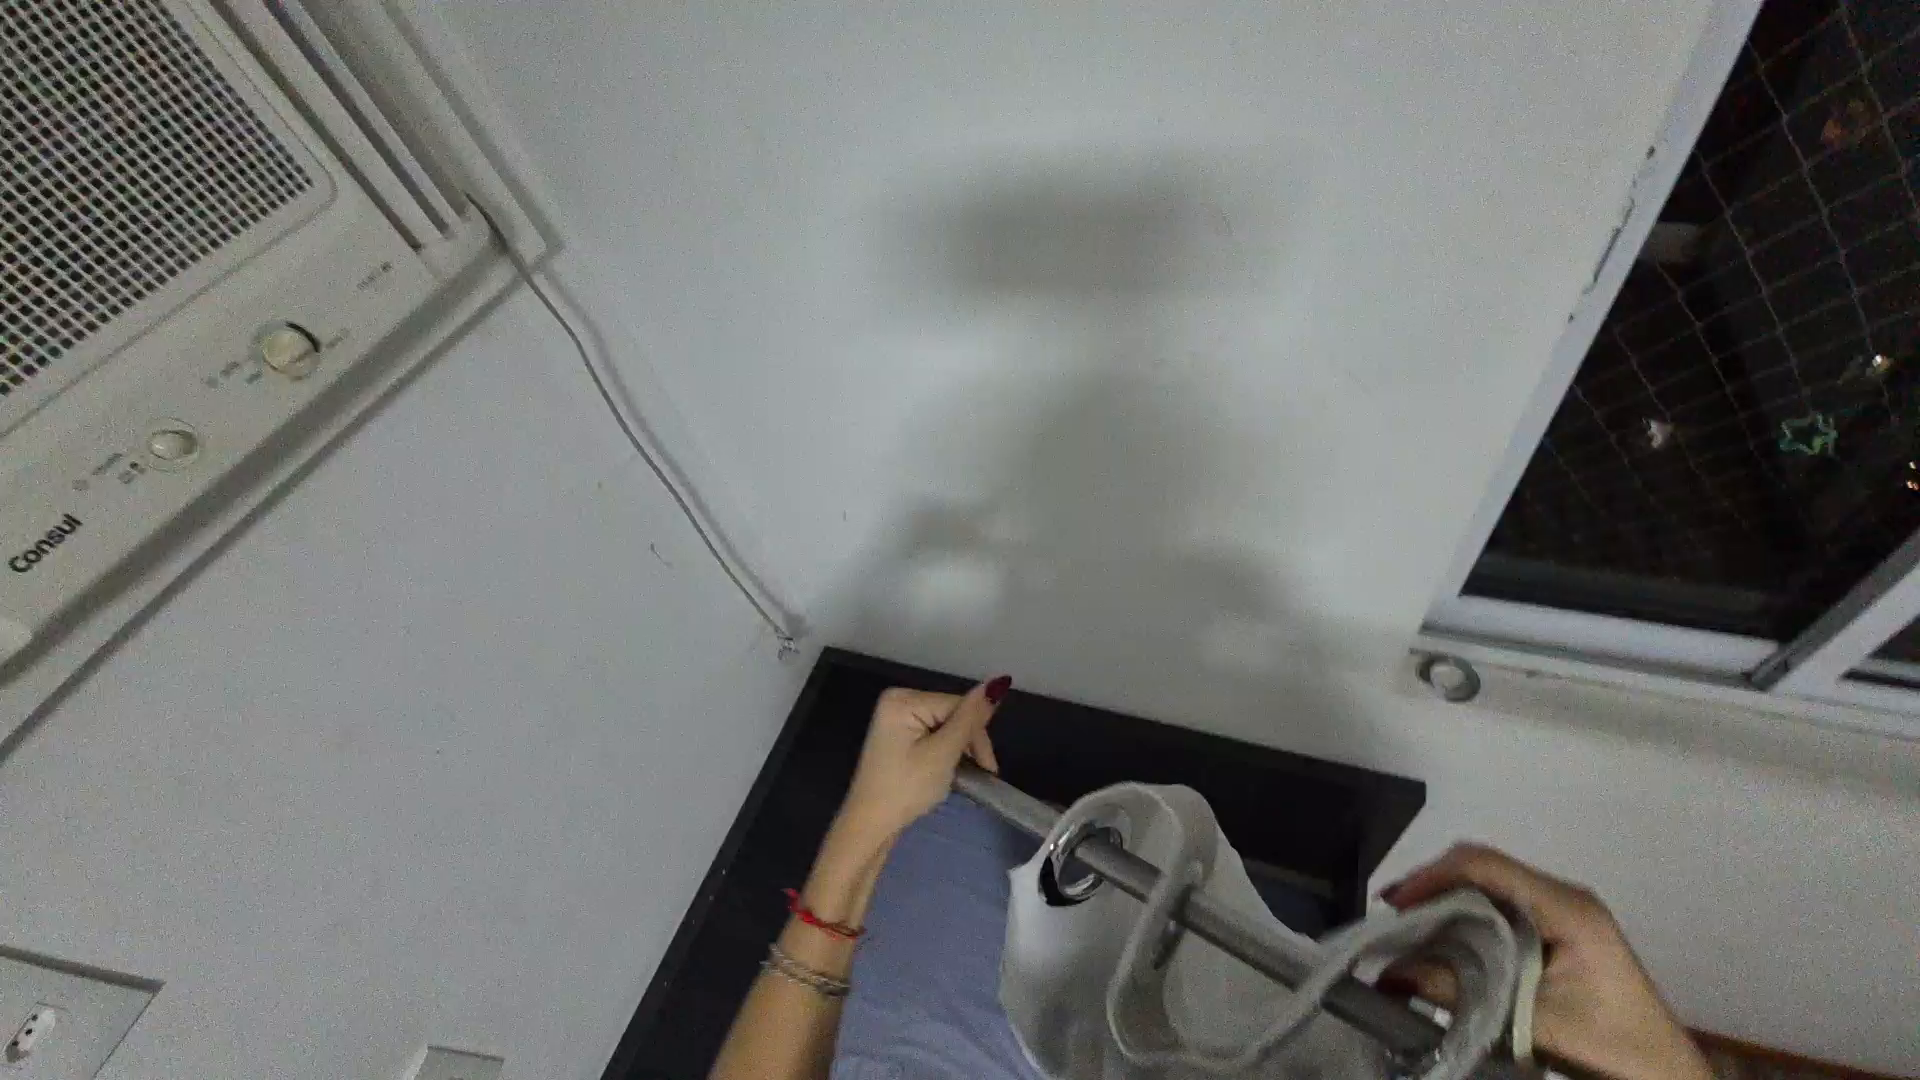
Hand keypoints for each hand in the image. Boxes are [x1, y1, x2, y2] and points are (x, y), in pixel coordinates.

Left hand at [821, 677, 1009, 869]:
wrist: (869, 826)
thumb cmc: (905, 789)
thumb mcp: (942, 753)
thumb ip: (971, 718)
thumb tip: (999, 681)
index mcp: (904, 699)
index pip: (958, 705)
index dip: (977, 733)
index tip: (989, 768)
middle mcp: (898, 700)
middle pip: (952, 713)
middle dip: (968, 742)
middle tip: (981, 774)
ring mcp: (896, 719)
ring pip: (945, 726)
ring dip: (959, 749)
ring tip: (963, 776)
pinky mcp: (898, 736)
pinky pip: (932, 735)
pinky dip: (945, 752)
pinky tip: (947, 770)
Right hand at [1379, 844, 1712, 1079]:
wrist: (1669, 1079)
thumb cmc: (1614, 1050)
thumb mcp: (1536, 1025)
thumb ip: (1462, 994)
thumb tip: (1388, 973)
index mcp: (1567, 907)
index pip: (1484, 865)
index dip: (1433, 876)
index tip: (1396, 903)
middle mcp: (1561, 894)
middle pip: (1479, 865)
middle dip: (1430, 883)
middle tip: (1392, 912)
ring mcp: (1557, 906)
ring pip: (1482, 879)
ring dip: (1441, 896)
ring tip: (1406, 923)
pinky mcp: (1551, 923)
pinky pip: (1493, 899)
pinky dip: (1459, 910)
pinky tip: (1438, 934)